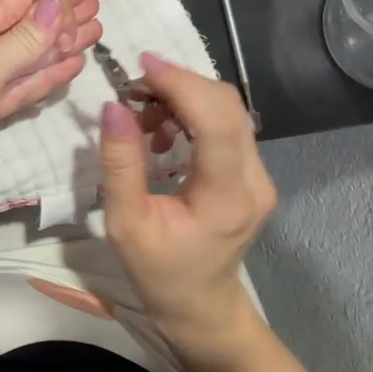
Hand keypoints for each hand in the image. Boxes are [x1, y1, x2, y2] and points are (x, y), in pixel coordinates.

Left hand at [0, 0, 102, 225]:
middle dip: (53, 22)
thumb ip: (21, 40)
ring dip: (55, 48)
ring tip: (96, 32)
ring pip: (19, 60)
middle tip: (97, 9)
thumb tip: (56, 3)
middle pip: (11, 32)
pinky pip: (18, 86)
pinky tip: (73, 63)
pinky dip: (45, 76)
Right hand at [98, 53, 276, 337]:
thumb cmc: (159, 272)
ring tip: (142, 116)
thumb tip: (113, 107)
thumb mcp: (126, 224)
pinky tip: (162, 131)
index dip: (182, 86)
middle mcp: (255, 181)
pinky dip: (192, 114)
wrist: (200, 306)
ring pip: (229, 112)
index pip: (216, 122)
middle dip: (180, 85)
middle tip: (133, 89)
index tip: (143, 65)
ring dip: (185, 98)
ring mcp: (259, 177)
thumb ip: (121, 165)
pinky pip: (227, 126)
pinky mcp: (252, 174)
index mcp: (227, 197)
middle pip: (228, 107)